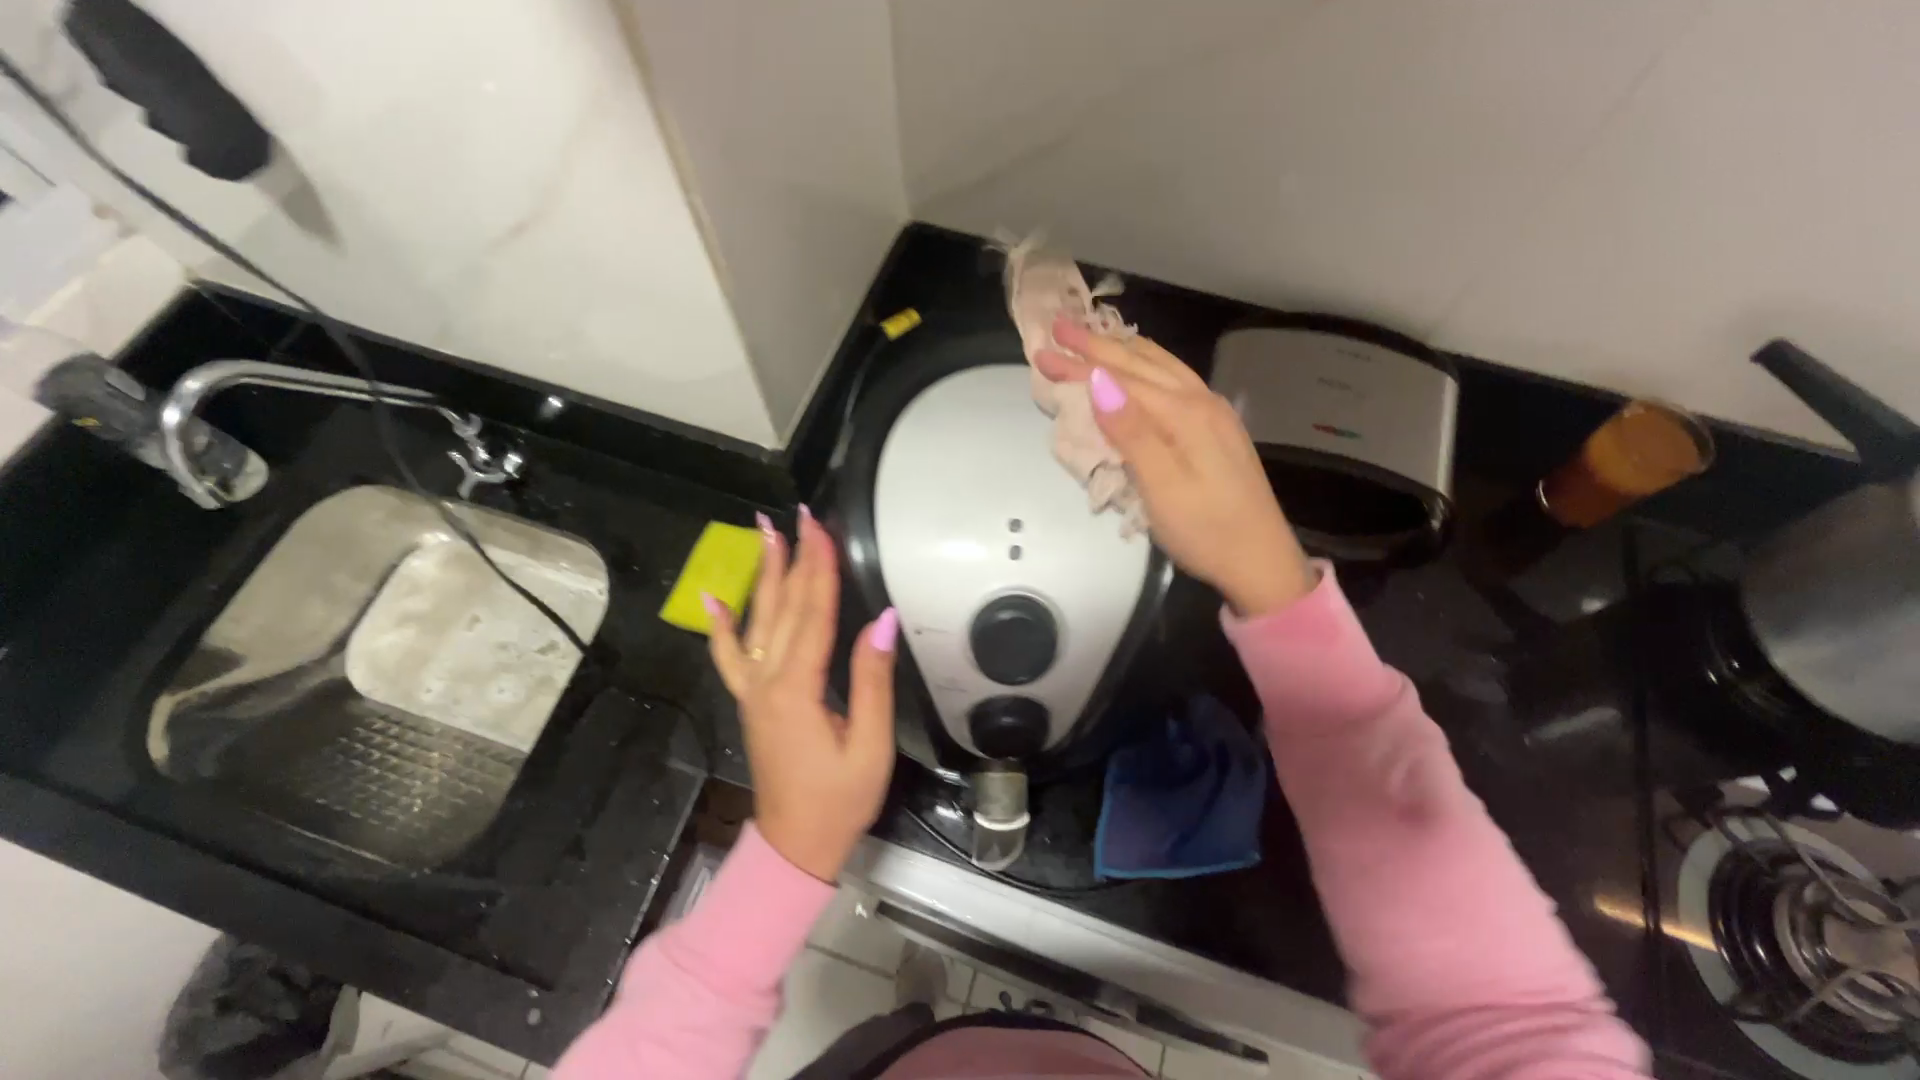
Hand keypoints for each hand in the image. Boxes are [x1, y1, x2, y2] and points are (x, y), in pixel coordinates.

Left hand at [705, 509, 898, 881]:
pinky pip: (730, 656)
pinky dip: (722, 626)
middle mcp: (767, 681)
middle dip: (793, 558)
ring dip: (764, 576)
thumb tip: (882, 620)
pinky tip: (714, 598)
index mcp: (797, 689)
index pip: (813, 614)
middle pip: (784, 608)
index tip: (822, 527)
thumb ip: (871, 680)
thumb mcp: (869, 745)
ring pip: (757, 621)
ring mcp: (752, 691)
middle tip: (797, 516)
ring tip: (764, 534)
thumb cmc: (840, 799)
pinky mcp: (750, 701)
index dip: (820, 567)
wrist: (795, 843)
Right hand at [1040, 314, 1314, 616]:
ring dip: (1123, 350)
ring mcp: (1214, 413)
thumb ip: (1131, 431)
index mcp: (1185, 414)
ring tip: (1094, 337)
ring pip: (1162, 367)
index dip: (1079, 365)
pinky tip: (1141, 369)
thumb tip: (1099, 381)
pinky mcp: (1217, 429)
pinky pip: (1174, 380)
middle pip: (1142, 364)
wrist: (1261, 562)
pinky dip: (1147, 366)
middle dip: (1097, 346)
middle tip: (1059, 326)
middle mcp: (1202, 402)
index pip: (1121, 379)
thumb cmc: (1206, 531)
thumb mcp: (1162, 487)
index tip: (1040, 352)